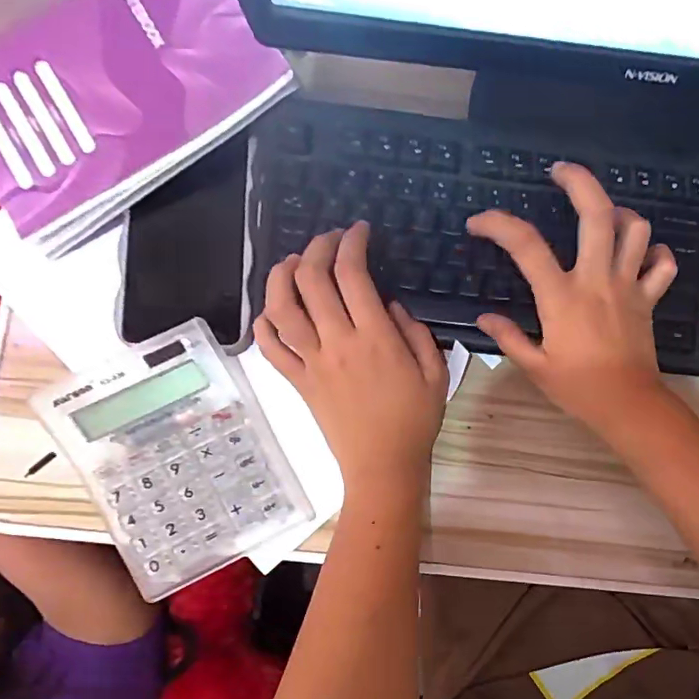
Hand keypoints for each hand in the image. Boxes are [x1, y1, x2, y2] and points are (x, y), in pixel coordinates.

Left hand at [254, 223, 446, 492]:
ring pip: (281, 308)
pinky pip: (271, 349)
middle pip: (311, 280)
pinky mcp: (299, 383)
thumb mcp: (435, 374)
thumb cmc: (415, 422)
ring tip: (292, 262)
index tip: (358, 232)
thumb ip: (416, 333)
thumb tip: (391, 305)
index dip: (352, 243)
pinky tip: (272, 312)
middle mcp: (338, 343)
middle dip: (317, 247)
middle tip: (328, 239)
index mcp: (375, 338)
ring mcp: (313, 363)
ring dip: (281, 276)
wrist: (383, 466)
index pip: (353, 274)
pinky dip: (264, 325)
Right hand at [469, 163, 676, 430]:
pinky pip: (662, 265)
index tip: (479, 222)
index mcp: (562, 297)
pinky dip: (655, 253)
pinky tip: (640, 256)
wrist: (628, 404)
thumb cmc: (579, 389)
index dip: (498, 224)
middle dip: (578, 180)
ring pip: (635, 230)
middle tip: (560, 171)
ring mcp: (628, 287)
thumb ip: (509, 337)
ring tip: (602, 217)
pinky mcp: (649, 300)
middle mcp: (597, 281)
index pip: (526, 245)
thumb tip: (485, 318)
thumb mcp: (535, 367)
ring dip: (619, 213)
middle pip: (596, 214)